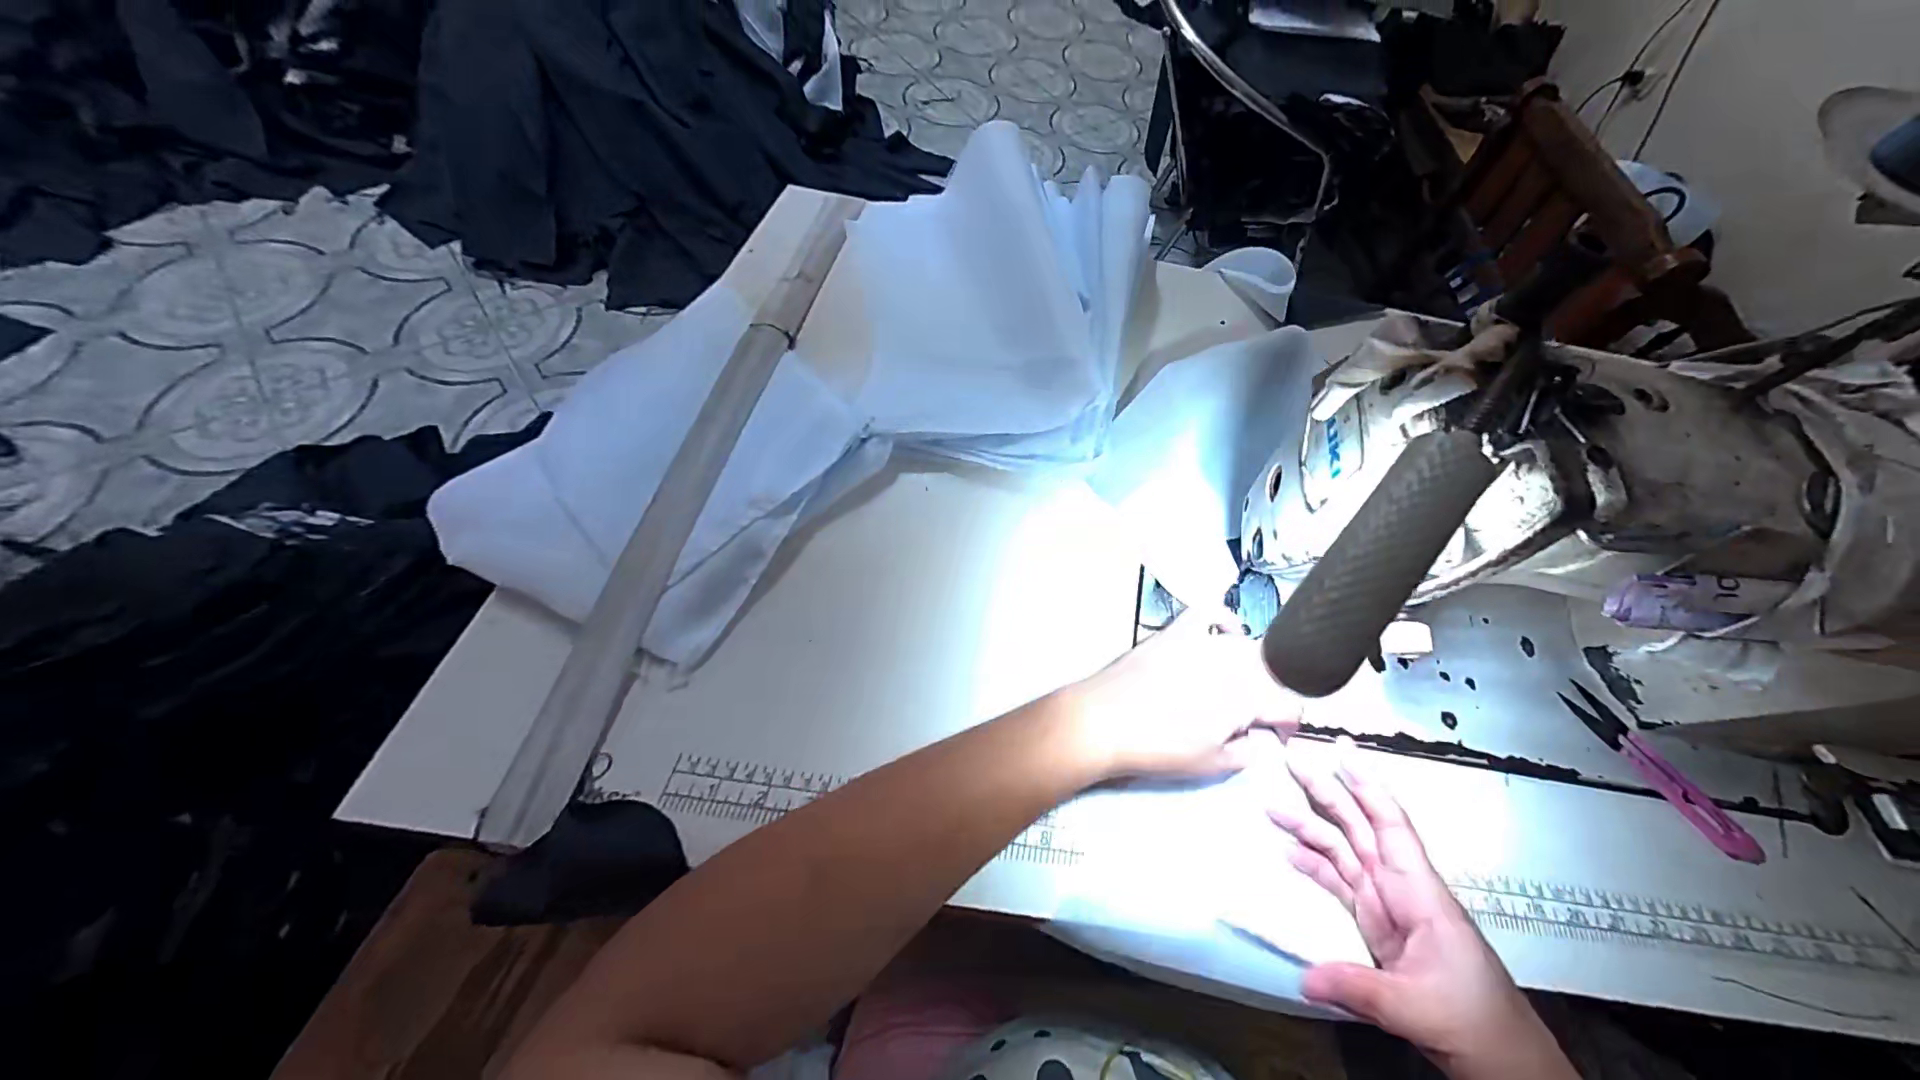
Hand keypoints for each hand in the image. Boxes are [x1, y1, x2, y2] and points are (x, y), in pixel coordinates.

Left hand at [1062, 609, 1300, 780]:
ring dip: (1249, 666)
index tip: (1275, 736)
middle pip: (1271, 674)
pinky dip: (1222, 619)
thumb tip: (1257, 737)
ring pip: (1246, 646)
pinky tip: (1222, 632)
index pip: (1290, 707)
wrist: (1103, 720)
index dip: (1287, 725)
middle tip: (1246, 715)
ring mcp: (1204, 642)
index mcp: (1248, 700)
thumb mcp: (1211, 765)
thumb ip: (1247, 752)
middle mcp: (1234, 664)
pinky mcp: (1176, 630)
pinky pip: (1209, 612)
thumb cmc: (1157, 748)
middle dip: (1267, 695)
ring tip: (1231, 684)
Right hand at [1268, 742, 1576, 1079]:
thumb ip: (1357, 986)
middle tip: (1293, 762)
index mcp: (1419, 892)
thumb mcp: (1415, 1006)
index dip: (1367, 786)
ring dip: (1310, 827)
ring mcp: (1386, 904)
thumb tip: (1304, 977)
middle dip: (1327, 792)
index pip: (1391, 825)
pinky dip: (1313, 864)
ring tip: (1274, 808)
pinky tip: (1290, 852)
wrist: (1499, 1057)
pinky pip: (1338, 882)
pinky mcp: (1374, 923)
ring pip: (1343, 850)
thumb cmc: (1473, 1020)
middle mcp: (1400, 888)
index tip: (1343, 752)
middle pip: (1359, 828)